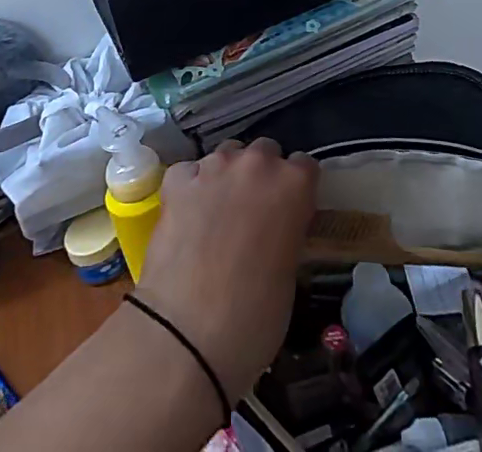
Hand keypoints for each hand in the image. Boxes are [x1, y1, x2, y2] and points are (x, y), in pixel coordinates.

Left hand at [131, 137, 319, 398]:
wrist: (188, 330)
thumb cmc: (255, 316)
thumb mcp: (289, 272)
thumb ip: (286, 234)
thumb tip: (273, 233)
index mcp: (294, 185)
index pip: (305, 165)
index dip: (298, 187)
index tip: (291, 208)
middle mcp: (256, 165)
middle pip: (264, 151)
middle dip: (261, 173)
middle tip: (254, 210)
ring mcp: (213, 167)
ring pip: (225, 154)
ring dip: (226, 175)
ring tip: (217, 211)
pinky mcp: (176, 180)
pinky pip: (189, 171)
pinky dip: (190, 186)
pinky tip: (187, 214)